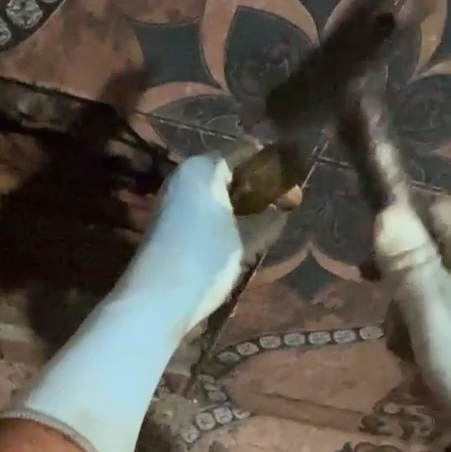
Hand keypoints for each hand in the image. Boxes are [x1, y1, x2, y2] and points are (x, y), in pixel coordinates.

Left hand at [107, 152, 285, 336]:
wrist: (156, 300)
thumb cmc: (206, 259)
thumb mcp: (245, 239)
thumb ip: (267, 220)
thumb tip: (283, 208)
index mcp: (202, 168)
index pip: (245, 151)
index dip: (272, 166)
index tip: (293, 184)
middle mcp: (182, 179)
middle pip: (226, 174)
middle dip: (255, 190)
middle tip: (282, 209)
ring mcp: (169, 204)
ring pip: (212, 197)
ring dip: (237, 210)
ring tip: (262, 230)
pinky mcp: (163, 229)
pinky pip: (199, 216)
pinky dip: (219, 223)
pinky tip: (234, 243)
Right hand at [372, 198, 450, 451]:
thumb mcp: (431, 309)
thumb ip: (407, 259)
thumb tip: (388, 209)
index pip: (435, 214)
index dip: (399, 242)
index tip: (372, 281)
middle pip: (439, 261)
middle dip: (406, 298)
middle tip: (397, 339)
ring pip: (449, 298)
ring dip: (421, 329)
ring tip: (418, 367)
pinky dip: (447, 347)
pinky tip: (441, 379)